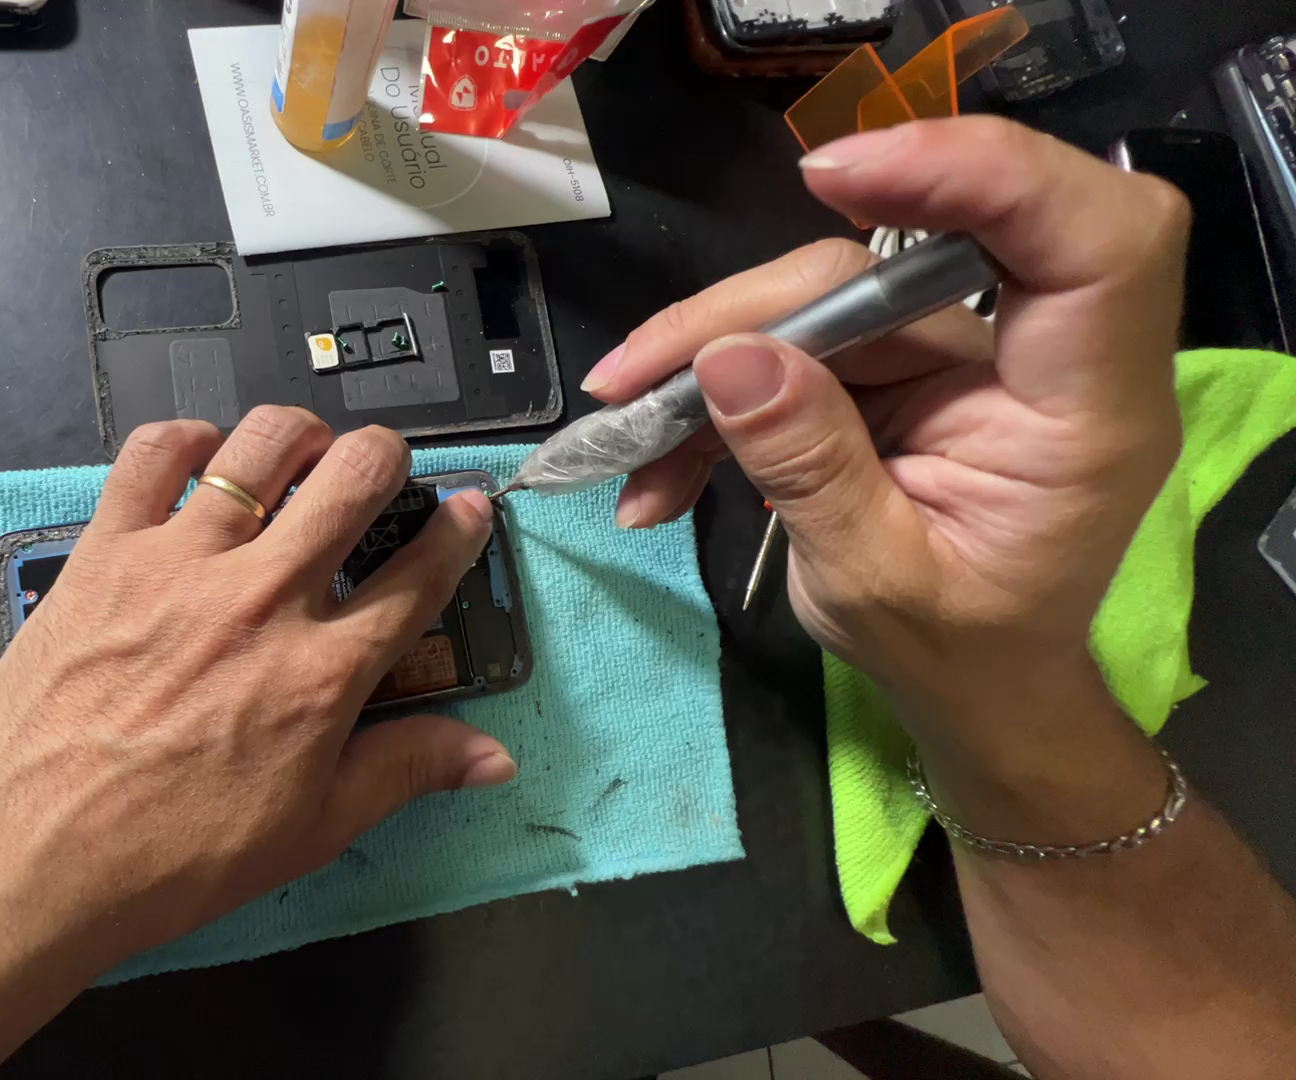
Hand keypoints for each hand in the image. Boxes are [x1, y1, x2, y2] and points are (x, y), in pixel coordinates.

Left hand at [0, 408, 515, 961]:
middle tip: (382, 470)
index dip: (459, 529)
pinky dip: (191, 440)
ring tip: (304, 454)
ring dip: (302, 434)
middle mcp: (262, 596)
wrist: (32, 853)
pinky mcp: (109, 549)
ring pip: (264, 444)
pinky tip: (205, 460)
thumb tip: (497, 756)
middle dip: (388, 456)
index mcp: (322, 669)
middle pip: (354, 478)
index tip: (469, 506)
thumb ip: (408, 771)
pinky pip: (156, 454)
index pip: (421, 575)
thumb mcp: (313, 828)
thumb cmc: (179, 853)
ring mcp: (181, 562)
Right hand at [581, 117, 1186, 745]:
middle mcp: (1004, 364)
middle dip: (730, 321)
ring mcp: (929, 372)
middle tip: (622, 385)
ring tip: (620, 446)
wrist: (957, 678)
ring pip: (795, 323)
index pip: (1078, 244)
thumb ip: (807, 468)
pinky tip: (651, 482)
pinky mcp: (867, 389)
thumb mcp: (868, 577)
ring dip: (690, 379)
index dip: (974, 176)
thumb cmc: (947, 645)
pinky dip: (699, 423)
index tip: (831, 176)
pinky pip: (770, 373)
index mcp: (1068, 412)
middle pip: (867, 281)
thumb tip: (725, 360)